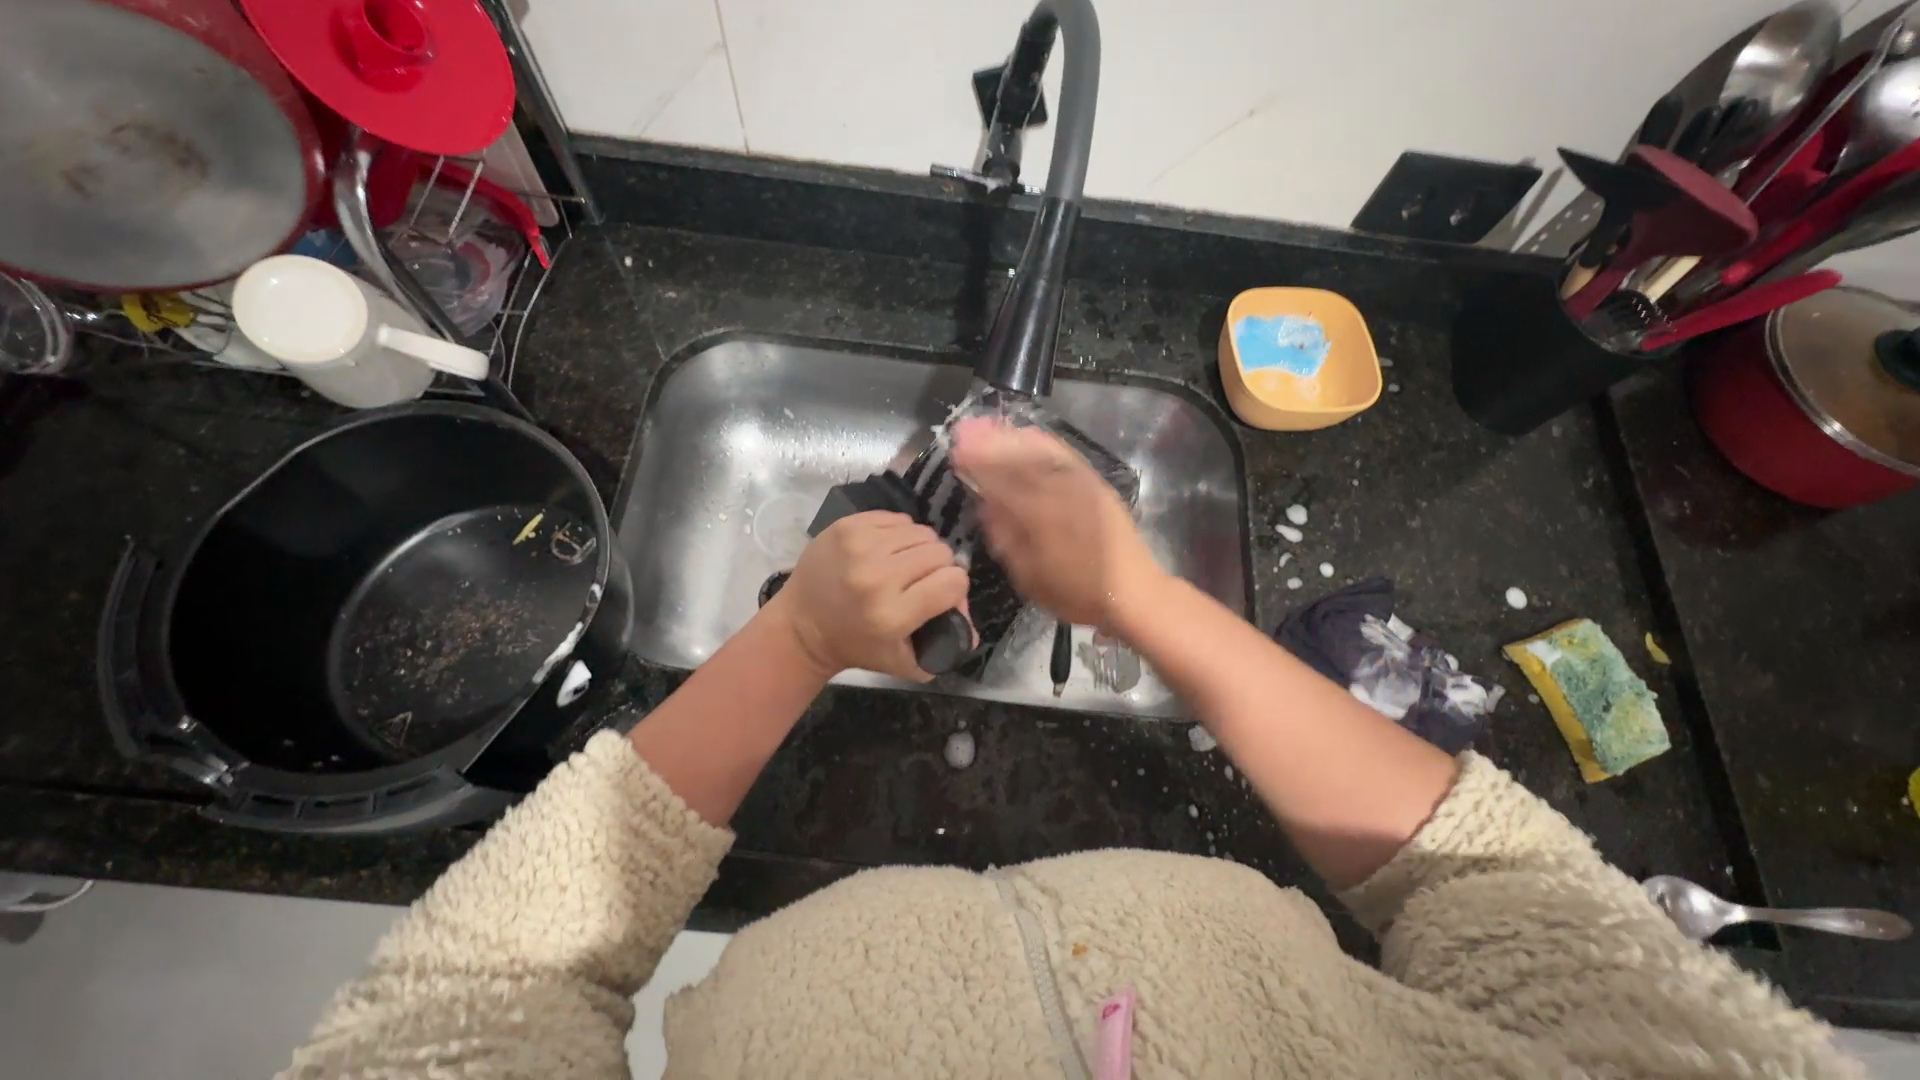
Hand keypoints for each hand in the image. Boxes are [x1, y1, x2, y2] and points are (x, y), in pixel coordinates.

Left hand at [772, 511, 969, 681]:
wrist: (802, 625)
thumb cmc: (857, 645)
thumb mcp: (903, 661)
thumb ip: (944, 648)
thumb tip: (973, 631)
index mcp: (892, 614)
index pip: (952, 582)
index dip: (954, 588)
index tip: (942, 595)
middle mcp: (876, 577)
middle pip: (940, 553)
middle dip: (939, 567)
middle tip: (922, 580)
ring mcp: (860, 547)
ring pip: (920, 532)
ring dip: (919, 548)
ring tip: (905, 564)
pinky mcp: (847, 527)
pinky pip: (897, 519)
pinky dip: (898, 533)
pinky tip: (887, 550)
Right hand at [949, 416, 1165, 631]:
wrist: (1133, 593)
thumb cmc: (1077, 593)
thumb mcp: (1030, 576)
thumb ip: (1006, 538)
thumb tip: (987, 507)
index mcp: (1038, 515)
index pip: (1000, 480)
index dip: (977, 463)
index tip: (957, 450)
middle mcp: (1059, 490)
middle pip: (1019, 457)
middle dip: (991, 441)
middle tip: (968, 429)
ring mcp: (1081, 483)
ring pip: (1041, 450)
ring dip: (1013, 437)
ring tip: (991, 427)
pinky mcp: (1096, 483)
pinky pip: (1064, 455)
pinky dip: (1042, 442)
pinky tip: (1029, 436)